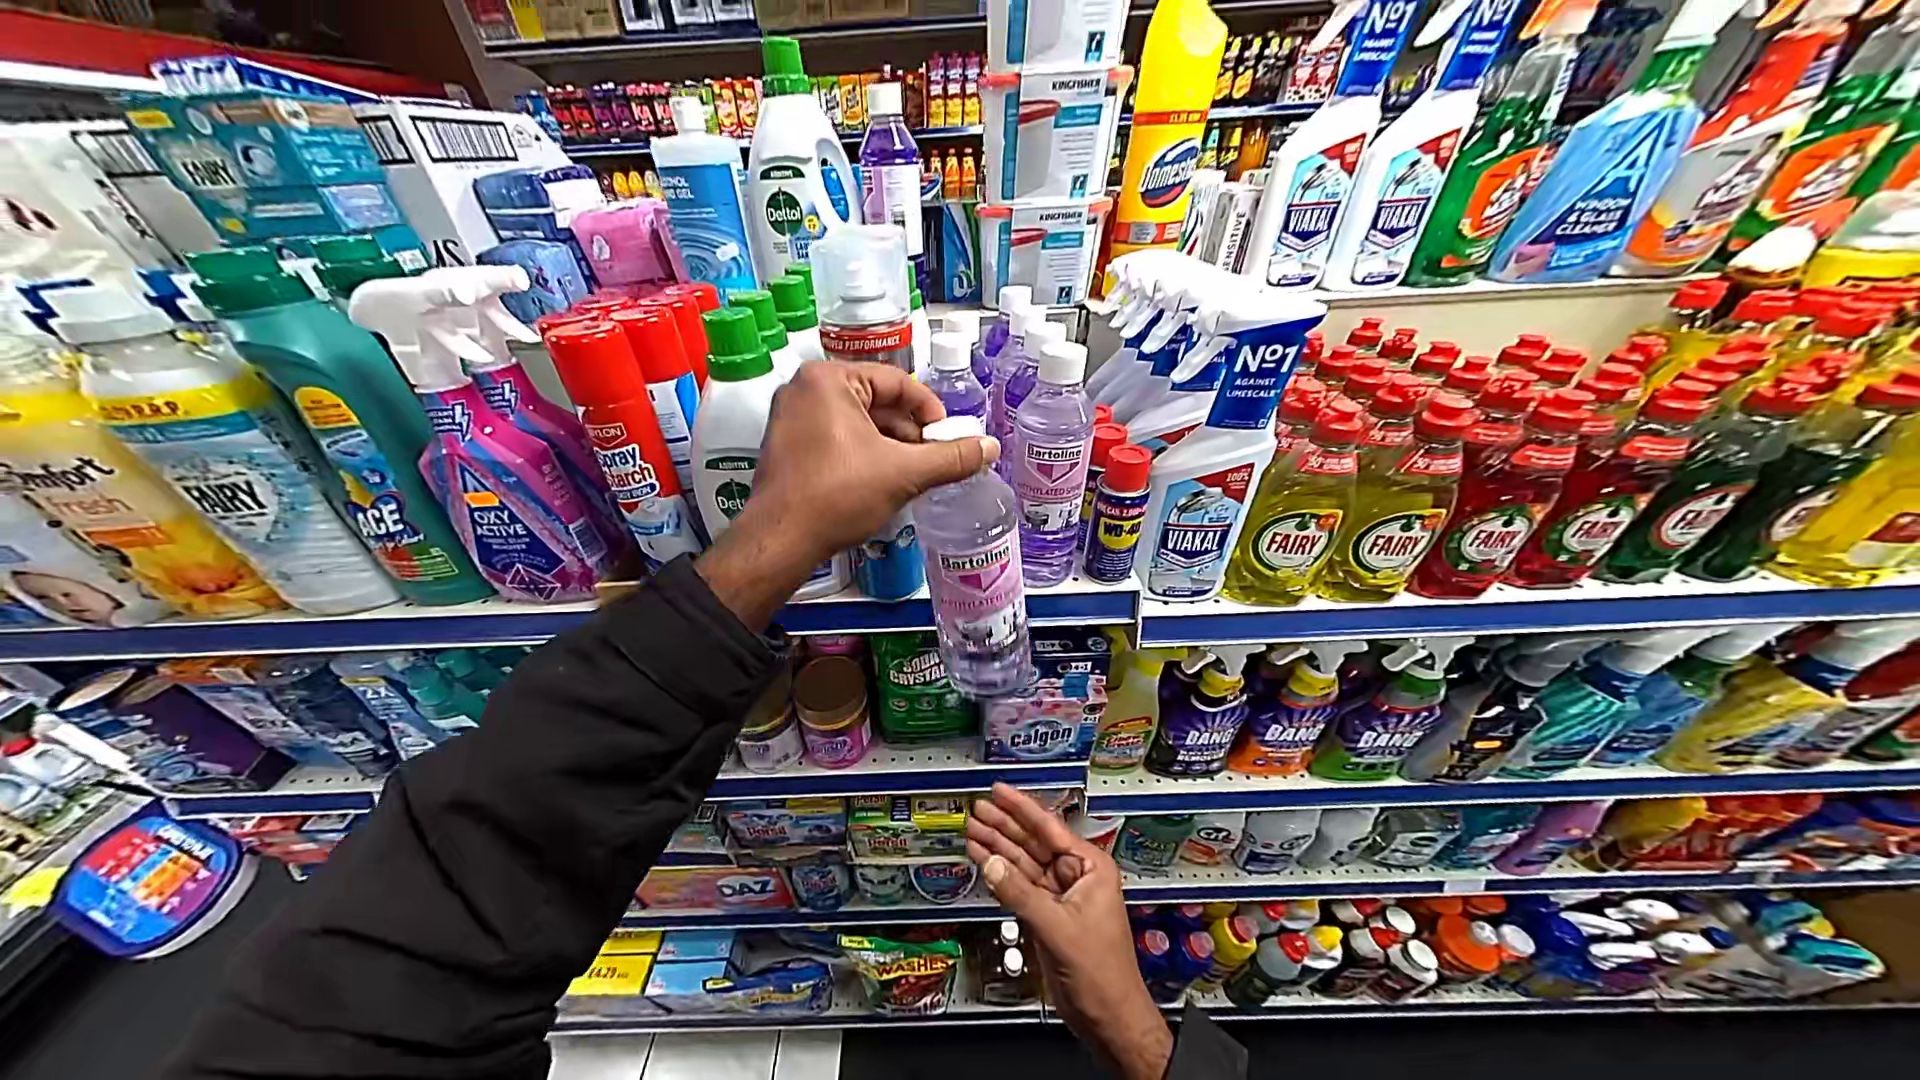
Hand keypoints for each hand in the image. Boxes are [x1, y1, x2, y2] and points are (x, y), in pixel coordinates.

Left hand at [697, 361, 997, 627]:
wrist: (781, 540)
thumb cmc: (836, 496)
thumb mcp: (904, 473)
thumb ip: (951, 458)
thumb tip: (990, 448)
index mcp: (828, 379)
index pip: (896, 381)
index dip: (929, 410)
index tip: (946, 436)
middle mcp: (804, 389)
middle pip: (876, 401)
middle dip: (908, 432)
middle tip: (930, 460)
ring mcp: (790, 416)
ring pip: (858, 422)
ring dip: (889, 446)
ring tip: (909, 475)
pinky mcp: (787, 444)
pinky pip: (836, 437)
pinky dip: (863, 454)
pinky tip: (879, 481)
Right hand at [967, 784, 1172, 1079]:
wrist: (1108, 1019)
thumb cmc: (1102, 974)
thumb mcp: (1058, 928)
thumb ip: (1020, 894)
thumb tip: (991, 864)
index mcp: (1090, 867)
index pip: (1049, 827)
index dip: (1020, 807)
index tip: (998, 791)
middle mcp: (1075, 875)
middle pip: (1032, 841)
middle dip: (1003, 825)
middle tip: (977, 809)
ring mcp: (1058, 895)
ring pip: (1022, 862)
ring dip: (997, 847)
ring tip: (972, 830)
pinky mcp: (1046, 914)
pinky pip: (1018, 885)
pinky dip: (999, 873)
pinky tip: (982, 860)